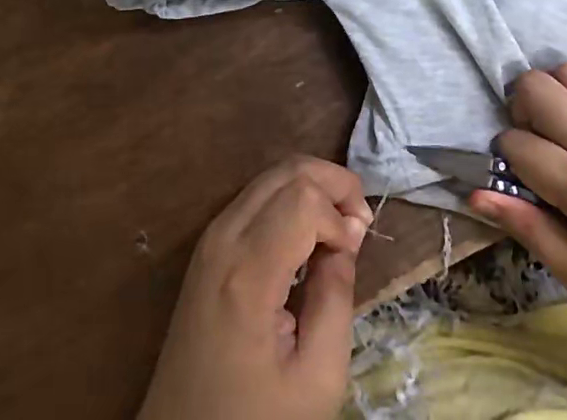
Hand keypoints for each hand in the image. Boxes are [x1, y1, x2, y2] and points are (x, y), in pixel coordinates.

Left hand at [138, 157, 372, 419]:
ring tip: (339, 231)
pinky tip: (308, 235)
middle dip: (333, 184)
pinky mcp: (207, 246)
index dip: (340, 214)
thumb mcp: (318, 374)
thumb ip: (337, 294)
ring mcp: (209, 238)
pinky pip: (256, 197)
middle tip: (358, 224)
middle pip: (287, 171)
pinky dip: (291, 200)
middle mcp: (222, 238)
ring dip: (313, 189)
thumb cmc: (257, 415)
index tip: (354, 254)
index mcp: (246, 272)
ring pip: (271, 175)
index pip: (302, 197)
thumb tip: (348, 233)